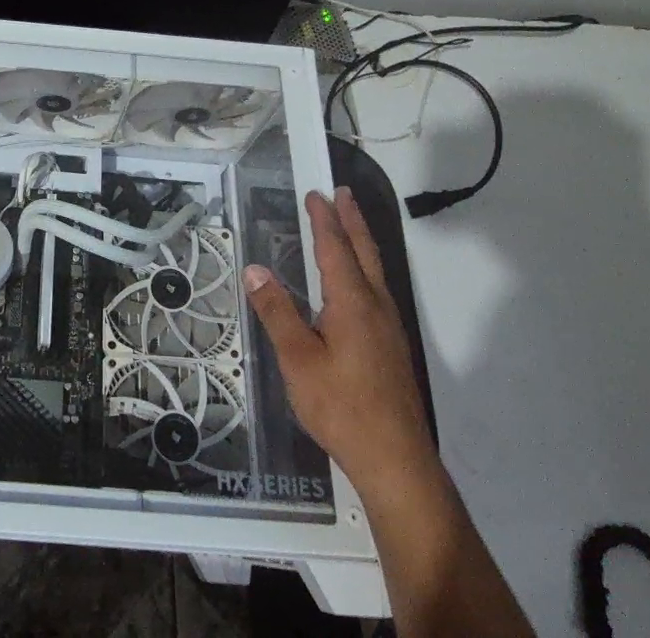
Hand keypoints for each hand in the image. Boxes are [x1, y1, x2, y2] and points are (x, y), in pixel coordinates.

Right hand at [243, 188, 437, 503]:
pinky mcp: (391, 346)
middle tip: (341, 193)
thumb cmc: (340, 406)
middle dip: (351, 221)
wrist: (393, 457)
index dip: (324, 221)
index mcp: (352, 303)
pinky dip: (364, 269)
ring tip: (349, 226)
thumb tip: (256, 269)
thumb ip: (277, 312)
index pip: (335, 250)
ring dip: (360, 242)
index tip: (316, 194)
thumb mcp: (297, 359)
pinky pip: (377, 290)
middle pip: (364, 253)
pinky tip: (356, 284)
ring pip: (375, 271)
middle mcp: (376, 307)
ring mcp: (389, 327)